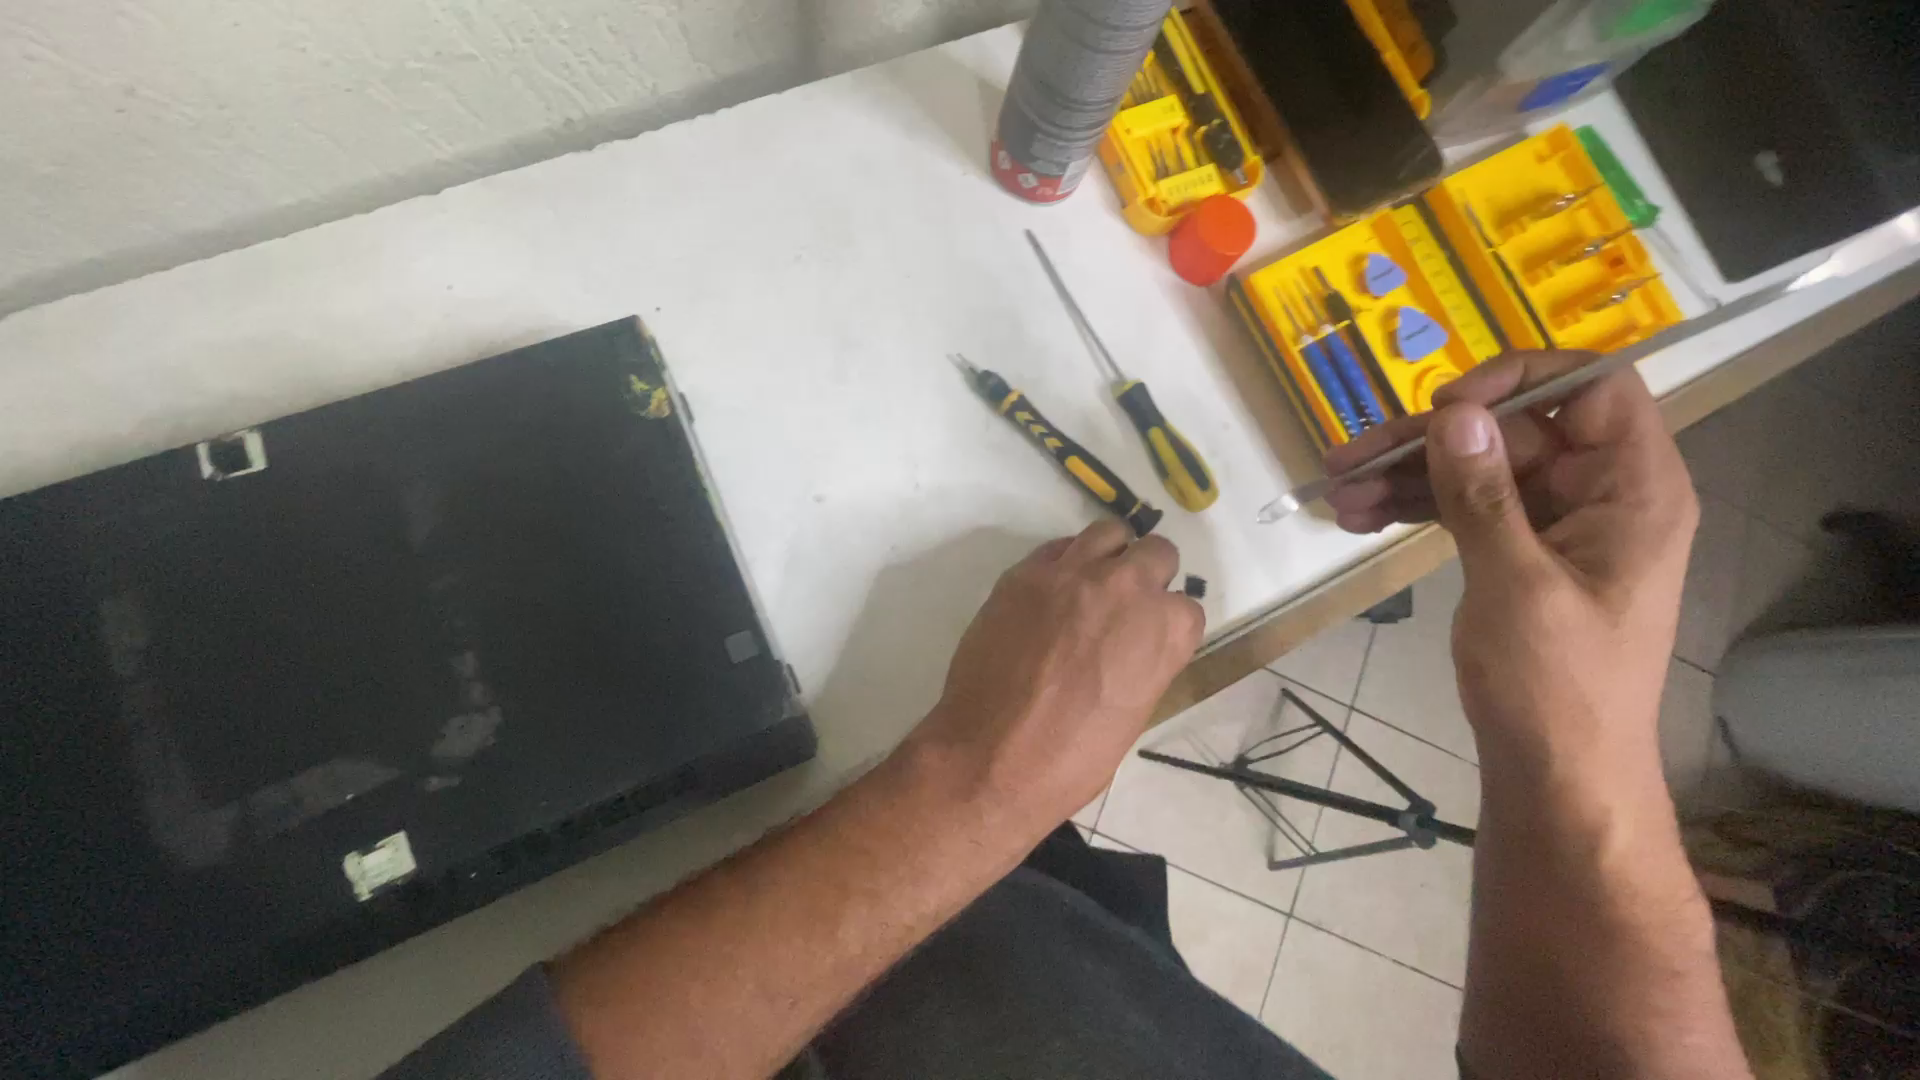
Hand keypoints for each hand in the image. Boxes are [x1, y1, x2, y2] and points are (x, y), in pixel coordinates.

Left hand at [901, 520, 1204, 837]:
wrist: (991, 756)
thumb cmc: (1071, 758)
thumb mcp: (1133, 714)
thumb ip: (1145, 662)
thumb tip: (1132, 645)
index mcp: (1163, 630)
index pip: (1187, 607)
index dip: (1167, 625)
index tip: (1150, 640)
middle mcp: (1125, 588)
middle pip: (1157, 553)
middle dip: (1149, 576)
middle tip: (1124, 608)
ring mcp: (1071, 574)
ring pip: (1108, 533)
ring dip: (1110, 555)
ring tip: (1092, 586)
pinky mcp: (1024, 574)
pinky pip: (1057, 548)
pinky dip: (1064, 563)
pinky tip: (1053, 593)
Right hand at [1324, 352, 1696, 796]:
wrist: (1555, 768)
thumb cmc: (1554, 682)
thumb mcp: (1515, 582)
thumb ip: (1483, 494)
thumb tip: (1454, 414)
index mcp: (1631, 490)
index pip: (1593, 390)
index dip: (1519, 380)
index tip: (1444, 407)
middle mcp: (1594, 495)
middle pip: (1508, 434)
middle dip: (1423, 445)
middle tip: (1347, 461)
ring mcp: (1551, 525)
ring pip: (1472, 471)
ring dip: (1402, 479)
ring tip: (1336, 496)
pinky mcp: (1513, 553)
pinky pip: (1460, 510)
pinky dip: (1412, 510)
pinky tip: (1358, 520)